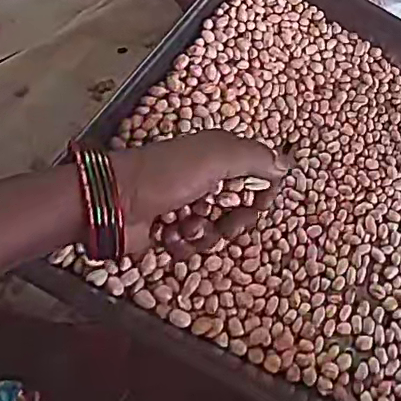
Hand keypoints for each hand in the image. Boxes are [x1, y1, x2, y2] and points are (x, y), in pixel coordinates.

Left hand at [109, 130, 291, 255]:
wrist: (114, 202)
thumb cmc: (169, 174)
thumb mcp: (218, 156)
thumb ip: (256, 159)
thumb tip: (286, 165)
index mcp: (221, 154)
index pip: (259, 177)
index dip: (260, 194)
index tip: (256, 203)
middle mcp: (208, 178)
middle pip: (242, 209)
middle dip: (232, 220)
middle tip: (218, 220)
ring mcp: (189, 205)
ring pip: (218, 232)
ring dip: (203, 234)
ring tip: (183, 226)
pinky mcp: (172, 231)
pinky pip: (193, 247)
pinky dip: (183, 245)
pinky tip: (167, 235)